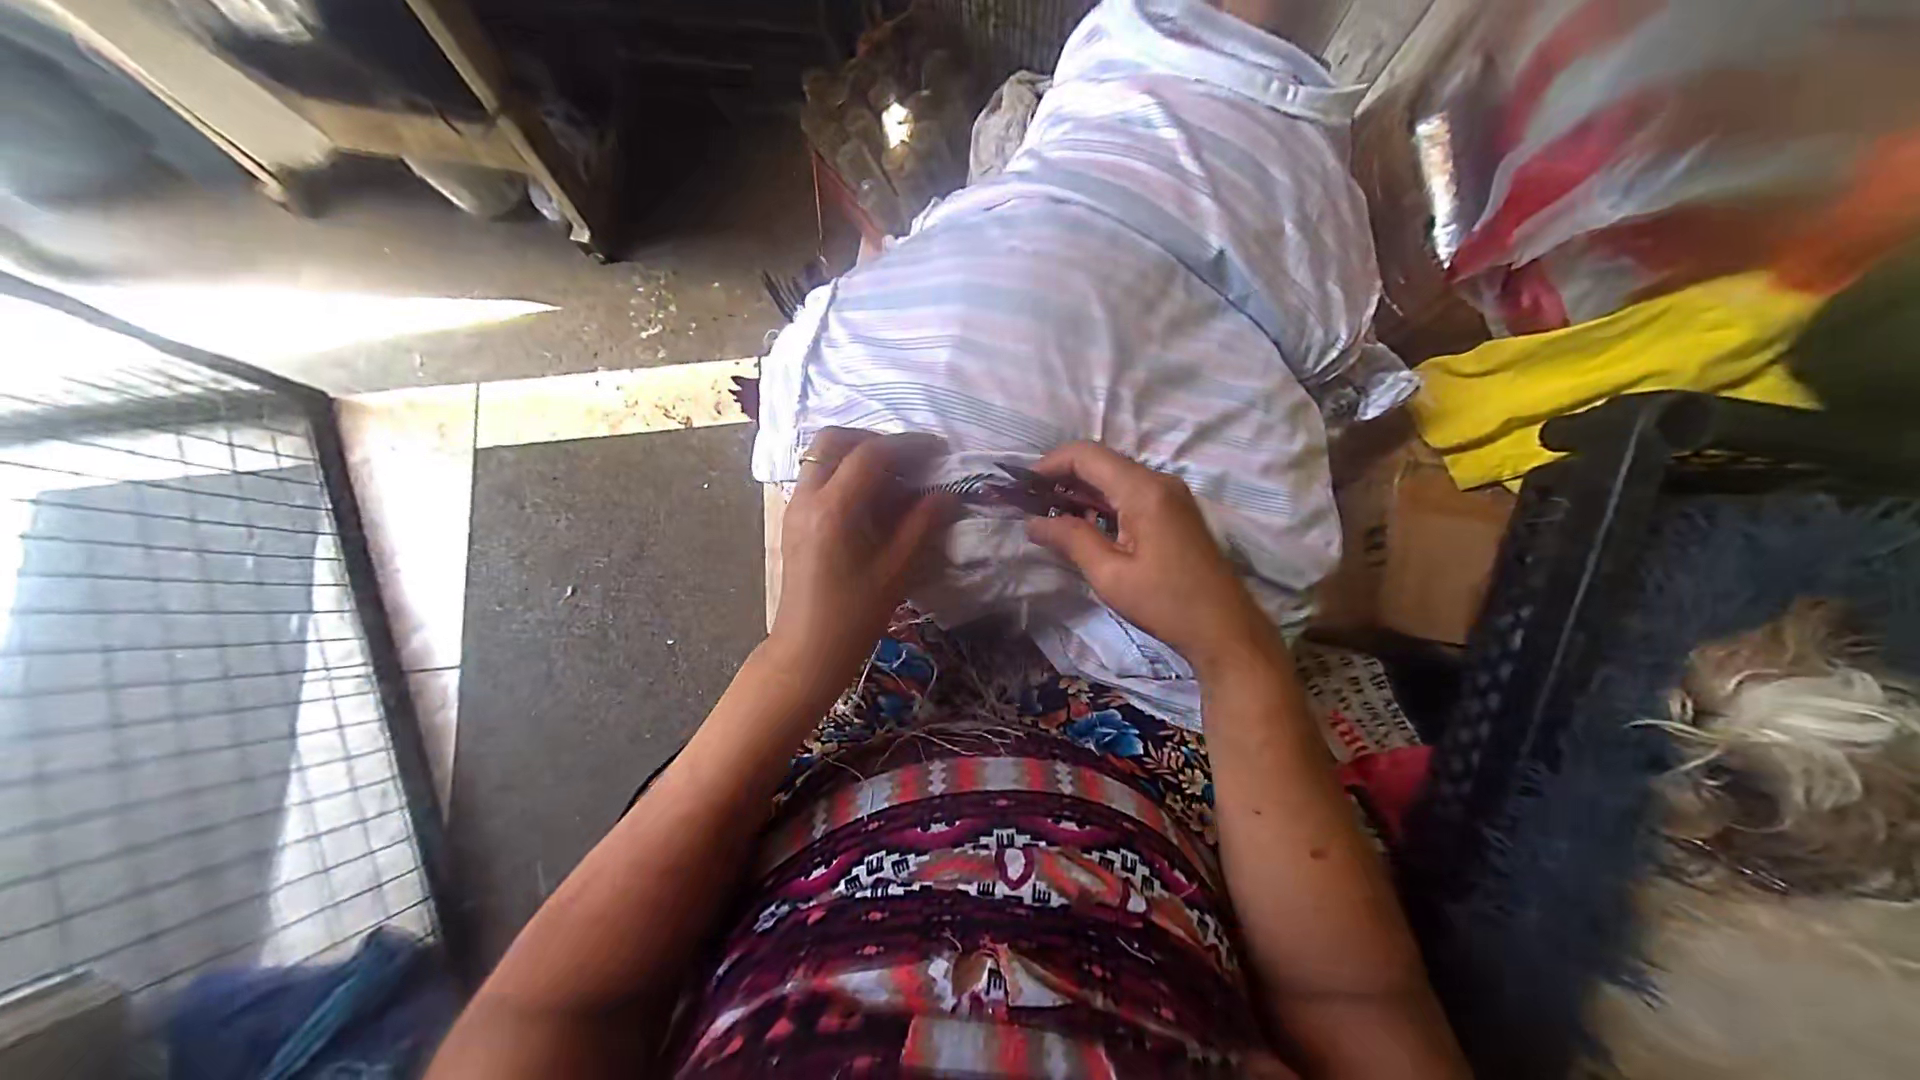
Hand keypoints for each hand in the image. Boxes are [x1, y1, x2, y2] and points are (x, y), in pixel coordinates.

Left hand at [768, 428, 955, 688]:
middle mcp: (807, 498)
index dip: (908, 445)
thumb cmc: (854, 617)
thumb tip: (948, 493)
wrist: (807, 651)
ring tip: (893, 477)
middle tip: (909, 458)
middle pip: (835, 440)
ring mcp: (794, 507)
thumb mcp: (896, 571)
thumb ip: (922, 524)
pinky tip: (871, 500)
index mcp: (833, 509)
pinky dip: (844, 473)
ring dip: (857, 454)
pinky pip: (817, 476)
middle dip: (875, 439)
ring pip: (821, 455)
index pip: (871, 454)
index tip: (938, 449)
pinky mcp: (793, 519)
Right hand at [1024, 442, 1280, 674]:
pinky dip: (1102, 504)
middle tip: (1029, 504)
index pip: (1087, 455)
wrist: (1225, 630)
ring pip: (1115, 479)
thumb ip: (1071, 539)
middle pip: (1101, 463)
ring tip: (1048, 516)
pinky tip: (1082, 526)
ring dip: (1080, 492)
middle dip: (1062, 478)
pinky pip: (1130, 494)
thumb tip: (1032, 522)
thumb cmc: (1166, 603)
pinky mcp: (1174, 512)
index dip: (1050, 464)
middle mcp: (1159, 482)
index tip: (1022, 486)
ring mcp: (1170, 496)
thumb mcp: (1110, 574)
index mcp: (1144, 491)